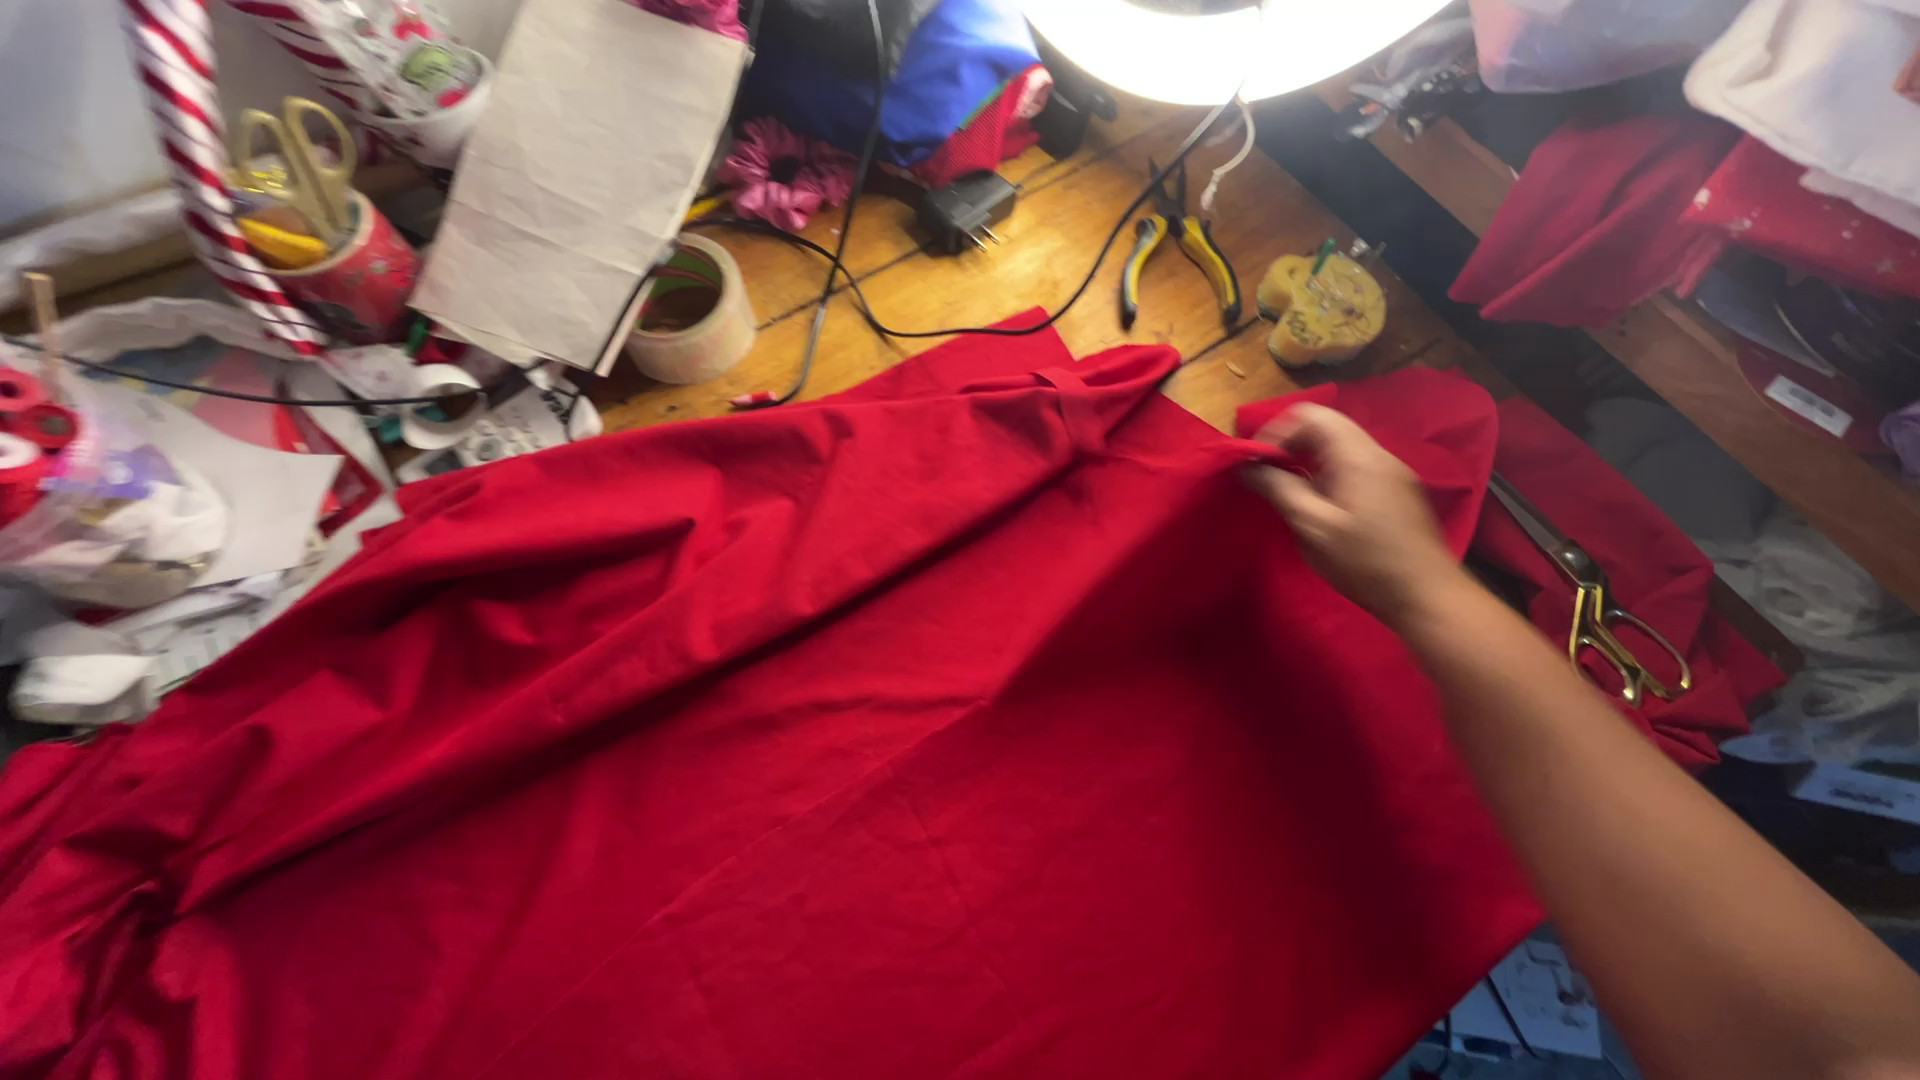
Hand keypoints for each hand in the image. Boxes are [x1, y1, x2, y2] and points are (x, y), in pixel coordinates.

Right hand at [1243, 403, 1469, 626]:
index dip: (1275, 433)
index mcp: (1357, 456)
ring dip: (1307, 463)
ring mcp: (1391, 473)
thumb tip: (1246, 466)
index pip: (1310, 415)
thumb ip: (1277, 489)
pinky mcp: (1397, 492)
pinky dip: (1327, 476)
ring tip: (1288, 496)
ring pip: (1340, 449)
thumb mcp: (1312, 526)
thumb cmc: (1364, 561)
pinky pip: (1354, 468)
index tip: (1257, 465)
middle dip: (1289, 448)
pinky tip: (1319, 508)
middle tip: (1266, 480)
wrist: (1426, 596)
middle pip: (1325, 429)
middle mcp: (1378, 454)